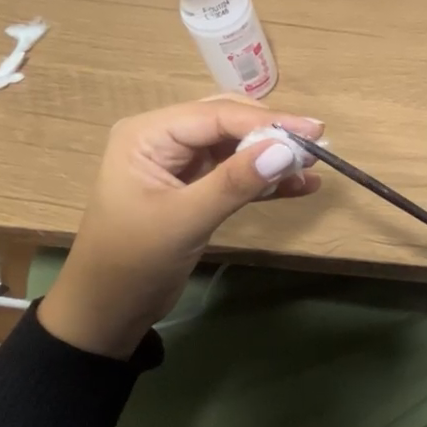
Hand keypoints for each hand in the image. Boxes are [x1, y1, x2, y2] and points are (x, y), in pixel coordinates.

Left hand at [40, 98, 323, 357]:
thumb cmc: (133, 261)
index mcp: (148, 135)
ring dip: (273, 156)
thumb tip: (285, 150)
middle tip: (317, 146)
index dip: (267, 121)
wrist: (109, 310)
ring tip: (314, 165)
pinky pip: (237, 174)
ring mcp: (180, 164)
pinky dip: (266, 180)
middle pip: (228, 122)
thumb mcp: (184, 219)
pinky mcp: (195, 189)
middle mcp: (164, 140)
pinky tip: (300, 185)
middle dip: (272, 133)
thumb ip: (234, 182)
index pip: (215, 115)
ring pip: (236, 147)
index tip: (314, 130)